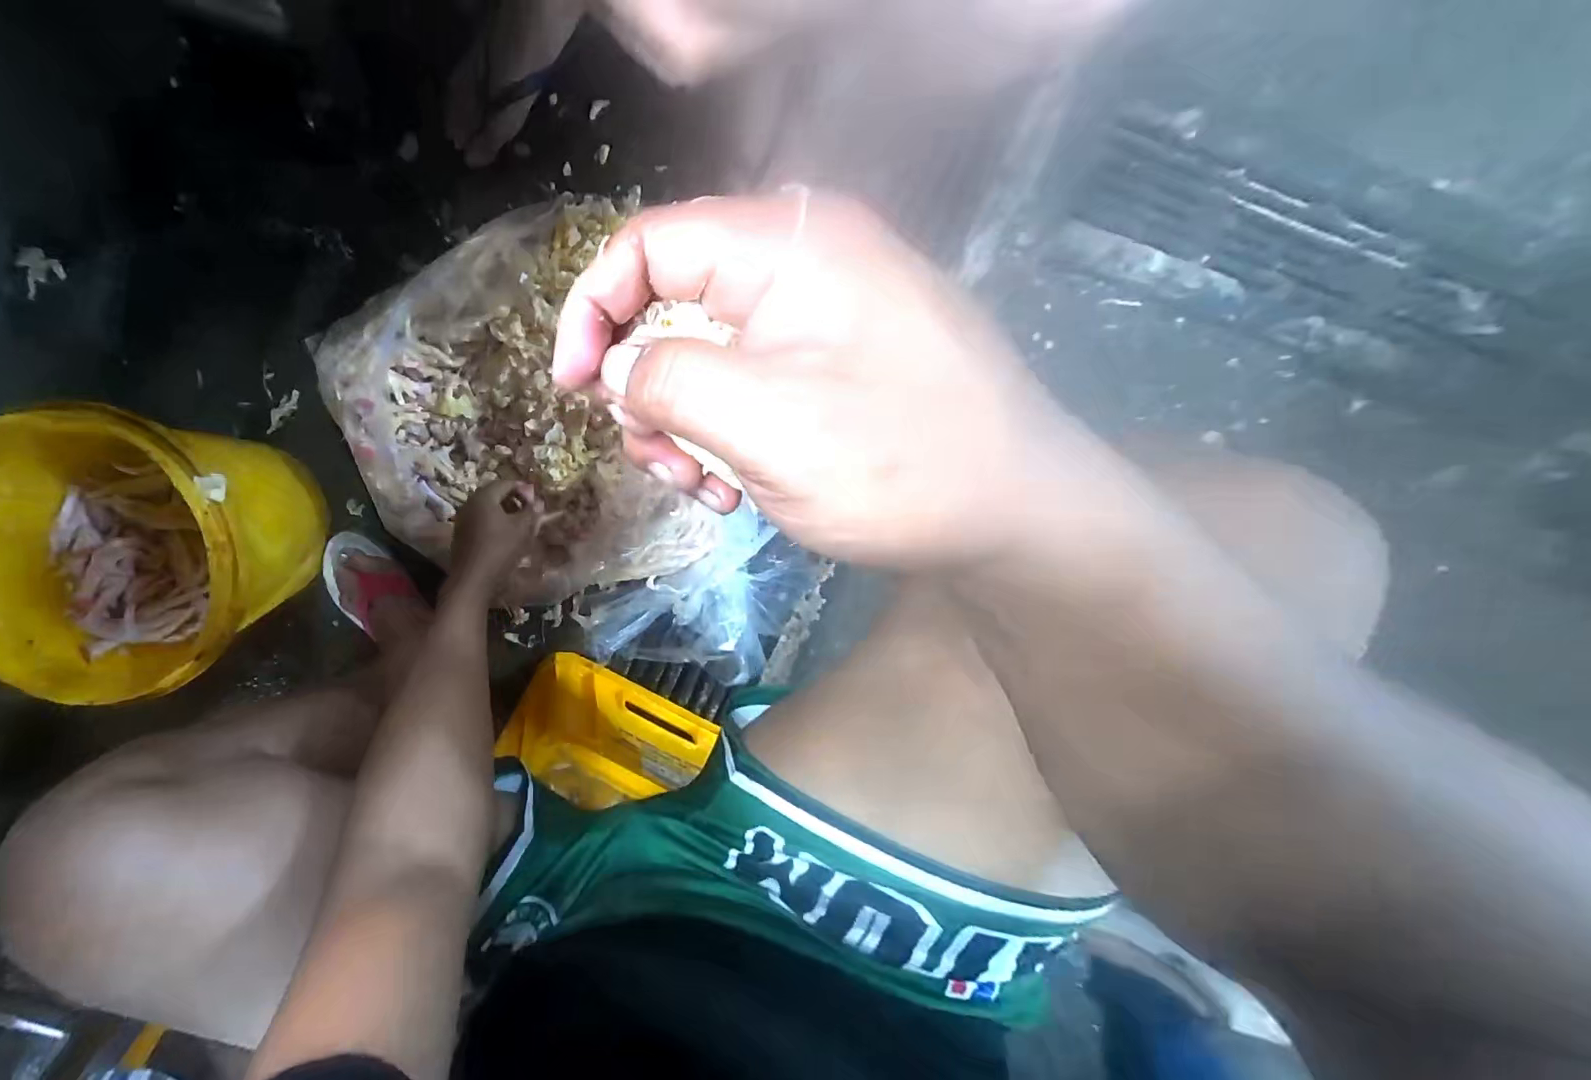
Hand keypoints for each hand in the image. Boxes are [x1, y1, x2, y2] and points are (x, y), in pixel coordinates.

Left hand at [446, 480, 542, 599]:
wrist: (473, 579)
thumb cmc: (500, 549)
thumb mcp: (521, 529)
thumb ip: (531, 512)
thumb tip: (538, 502)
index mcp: (484, 497)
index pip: (505, 483)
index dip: (523, 489)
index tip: (536, 501)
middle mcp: (470, 503)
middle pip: (494, 494)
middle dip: (514, 500)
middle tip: (529, 510)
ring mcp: (463, 519)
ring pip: (487, 508)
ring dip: (504, 512)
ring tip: (520, 524)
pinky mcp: (461, 534)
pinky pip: (480, 520)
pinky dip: (494, 522)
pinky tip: (505, 535)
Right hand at [553, 191, 1155, 569]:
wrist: (1017, 517)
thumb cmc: (895, 464)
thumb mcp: (760, 423)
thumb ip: (666, 380)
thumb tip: (616, 368)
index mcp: (785, 244)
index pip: (647, 244)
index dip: (592, 311)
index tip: (572, 388)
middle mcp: (804, 263)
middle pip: (675, 307)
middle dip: (649, 392)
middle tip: (661, 463)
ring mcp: (824, 317)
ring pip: (710, 357)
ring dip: (688, 427)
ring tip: (707, 490)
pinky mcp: (837, 365)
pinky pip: (753, 386)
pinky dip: (730, 437)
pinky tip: (740, 489)